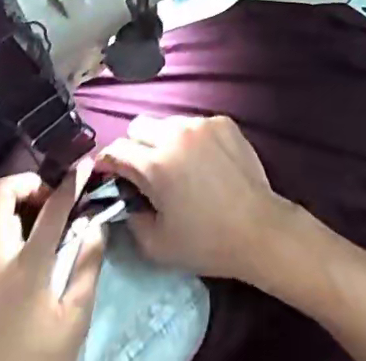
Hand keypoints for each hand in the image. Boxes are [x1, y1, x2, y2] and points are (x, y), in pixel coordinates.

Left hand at [0, 160, 106, 360]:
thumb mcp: (73, 323)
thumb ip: (87, 266)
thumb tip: (94, 227)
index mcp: (26, 267)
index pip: (53, 207)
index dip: (72, 181)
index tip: (85, 166)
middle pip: (0, 194)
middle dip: (28, 183)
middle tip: (48, 199)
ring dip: (3, 207)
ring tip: (25, 224)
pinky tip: (2, 256)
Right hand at [96, 115, 294, 283]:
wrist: (257, 227)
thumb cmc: (204, 240)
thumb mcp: (154, 242)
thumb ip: (129, 214)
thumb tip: (122, 197)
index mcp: (156, 163)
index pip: (116, 149)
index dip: (107, 163)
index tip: (109, 176)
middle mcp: (178, 134)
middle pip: (139, 126)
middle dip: (135, 147)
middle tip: (144, 172)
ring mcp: (203, 124)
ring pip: (168, 122)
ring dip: (163, 141)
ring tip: (176, 167)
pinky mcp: (224, 122)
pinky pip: (195, 124)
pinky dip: (190, 139)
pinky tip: (201, 162)